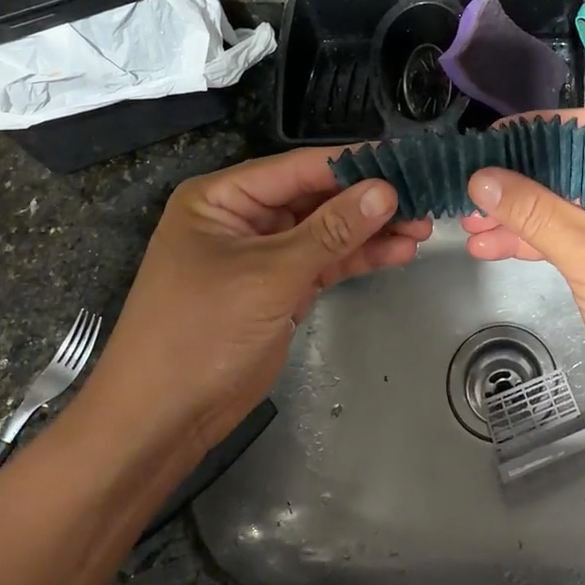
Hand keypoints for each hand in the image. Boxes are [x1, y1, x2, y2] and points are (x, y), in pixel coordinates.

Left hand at [78, 148, 430, 453]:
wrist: (161, 421)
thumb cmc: (200, 333)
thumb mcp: (269, 276)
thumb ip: (330, 231)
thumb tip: (385, 190)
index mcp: (222, 197)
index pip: (298, 168)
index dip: (353, 165)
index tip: (406, 163)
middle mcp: (242, 217)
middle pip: (316, 197)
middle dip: (367, 201)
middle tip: (423, 198)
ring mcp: (262, 254)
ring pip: (325, 231)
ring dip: (370, 231)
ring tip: (422, 227)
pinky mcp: (278, 288)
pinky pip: (324, 262)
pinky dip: (358, 258)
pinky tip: (397, 253)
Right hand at [461, 109, 584, 432]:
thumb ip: (535, 212)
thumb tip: (481, 178)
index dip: (540, 129)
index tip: (489, 140)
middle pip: (577, 168)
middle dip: (522, 181)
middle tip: (469, 187)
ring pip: (569, 207)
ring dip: (522, 216)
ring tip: (468, 223)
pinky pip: (574, 240)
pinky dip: (537, 243)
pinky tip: (493, 247)